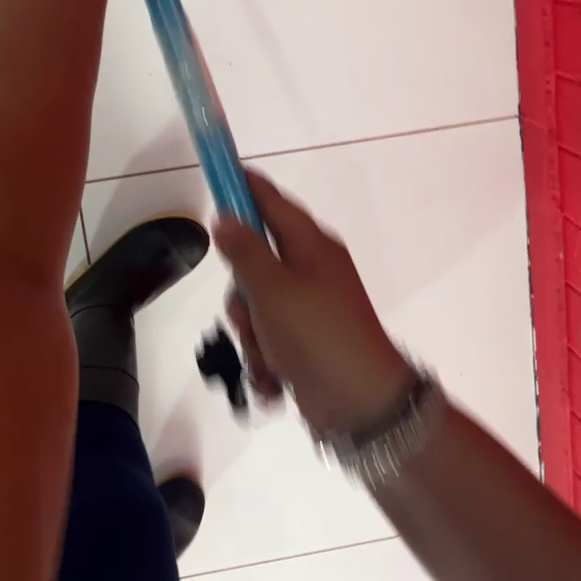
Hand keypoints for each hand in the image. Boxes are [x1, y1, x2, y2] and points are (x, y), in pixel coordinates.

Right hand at [213, 171, 415, 436]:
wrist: (363, 405)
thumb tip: (226, 216)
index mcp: (310, 245)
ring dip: (252, 335)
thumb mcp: (272, 290)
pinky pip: (268, 337)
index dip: (242, 186)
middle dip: (241, 294)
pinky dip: (265, 360)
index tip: (217, 175)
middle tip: (250, 311)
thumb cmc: (317, 336)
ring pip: (255, 305)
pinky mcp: (305, 342)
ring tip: (268, 357)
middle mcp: (310, 269)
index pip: (270, 200)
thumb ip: (244, 251)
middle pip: (254, 260)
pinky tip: (274, 381)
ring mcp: (309, 307)